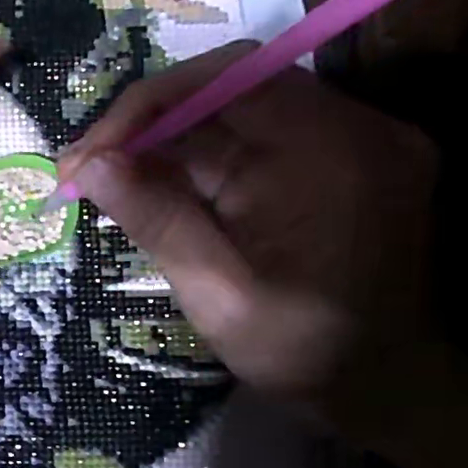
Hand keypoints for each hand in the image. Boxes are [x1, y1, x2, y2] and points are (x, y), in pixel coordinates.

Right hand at [56, 42, 436, 410]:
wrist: (386, 388)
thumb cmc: (303, 350)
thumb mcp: (218, 292)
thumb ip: (156, 219)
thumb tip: (88, 164)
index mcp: (329, 153)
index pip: (228, 79)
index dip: (147, 104)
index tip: (90, 153)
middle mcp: (349, 127)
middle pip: (226, 90)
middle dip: (144, 124)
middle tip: (81, 168)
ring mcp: (346, 142)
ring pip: (231, 117)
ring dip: (161, 144)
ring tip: (99, 179)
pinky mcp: (332, 162)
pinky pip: (249, 143)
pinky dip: (193, 162)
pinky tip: (148, 188)